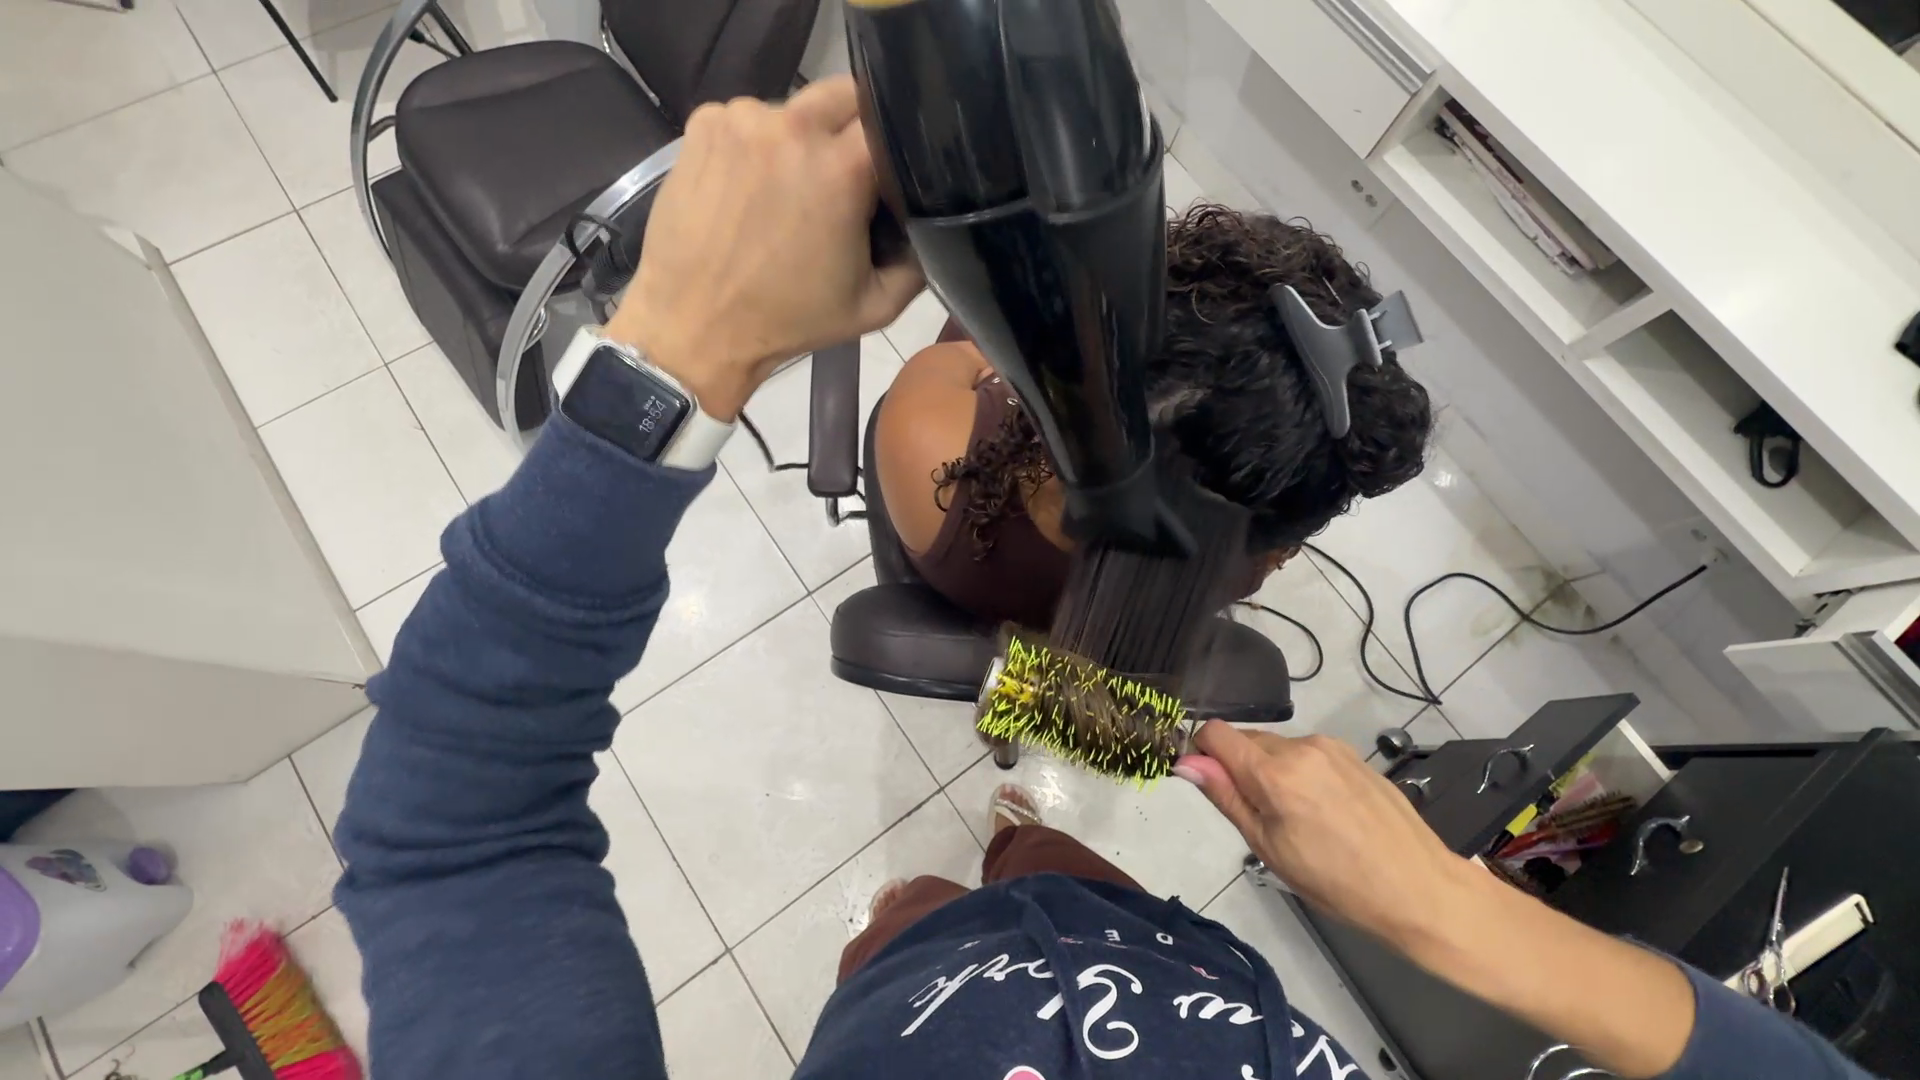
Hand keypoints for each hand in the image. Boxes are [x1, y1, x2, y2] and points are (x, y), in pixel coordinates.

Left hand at [603, 76, 923, 419]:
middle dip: (855, 129)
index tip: (888, 183)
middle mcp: (792, 127)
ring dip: (803, 139)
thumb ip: (918, 263)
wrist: (697, 325)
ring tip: (791, 191)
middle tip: (847, 178)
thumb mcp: (875, 307)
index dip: (895, 150)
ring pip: (794, 108)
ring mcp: (742, 119)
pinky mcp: (704, 125)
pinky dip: (760, 145)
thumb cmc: (789, 320)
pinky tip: (753, 188)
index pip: (890, 123)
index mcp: (841, 168)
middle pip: (845, 95)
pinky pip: (749, 119)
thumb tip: (930, 230)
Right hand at [1177, 721, 1476, 946]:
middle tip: (1262, 816)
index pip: (1215, 733)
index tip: (1213, 785)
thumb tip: (1185, 762)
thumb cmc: (1337, 882)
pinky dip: (1299, 772)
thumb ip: (1226, 797)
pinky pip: (1306, 752)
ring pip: (1276, 746)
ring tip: (1298, 817)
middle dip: (1240, 767)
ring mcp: (1330, 746)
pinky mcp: (1352, 754)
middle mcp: (1300, 746)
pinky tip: (1323, 809)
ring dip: (1270, 770)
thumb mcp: (1269, 848)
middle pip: (1246, 739)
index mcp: (1274, 772)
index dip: (1204, 754)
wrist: (1421, 890)